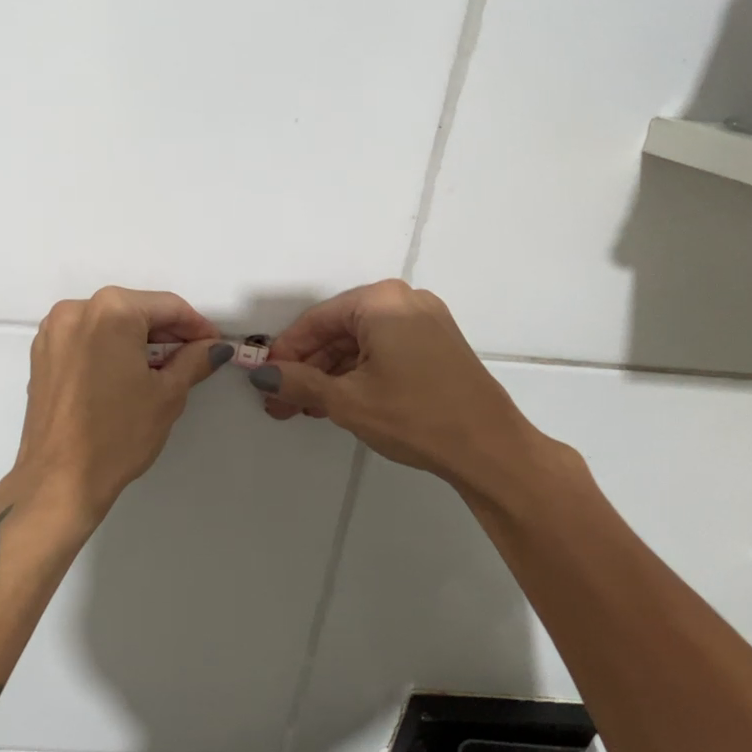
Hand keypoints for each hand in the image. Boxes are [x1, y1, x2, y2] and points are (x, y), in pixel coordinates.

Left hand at [12, 287, 230, 517]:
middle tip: (191, 361)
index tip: (214, 347)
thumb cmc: (119, 434)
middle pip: (135, 311)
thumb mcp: (167, 395)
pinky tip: (124, 378)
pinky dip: (109, 351)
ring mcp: (52, 332)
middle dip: (166, 334)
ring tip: (159, 373)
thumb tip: (215, 347)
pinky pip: (85, 341)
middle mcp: (76, 309)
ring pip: (108, 325)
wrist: (60, 479)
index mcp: (111, 309)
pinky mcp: (41, 356)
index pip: (167, 306)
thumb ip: (194, 360)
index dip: (197, 327)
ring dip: (136, 342)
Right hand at [249, 280, 555, 495]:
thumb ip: (298, 382)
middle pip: (339, 331)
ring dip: (330, 375)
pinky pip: (384, 352)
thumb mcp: (346, 400)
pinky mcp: (437, 347)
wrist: (489, 449)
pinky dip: (358, 374)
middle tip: (280, 402)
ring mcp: (426, 323)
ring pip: (361, 344)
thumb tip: (262, 375)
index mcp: (382, 302)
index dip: (285, 351)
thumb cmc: (414, 416)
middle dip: (307, 367)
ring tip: (304, 409)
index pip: (317, 321)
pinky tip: (338, 402)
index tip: (264, 379)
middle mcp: (405, 302)